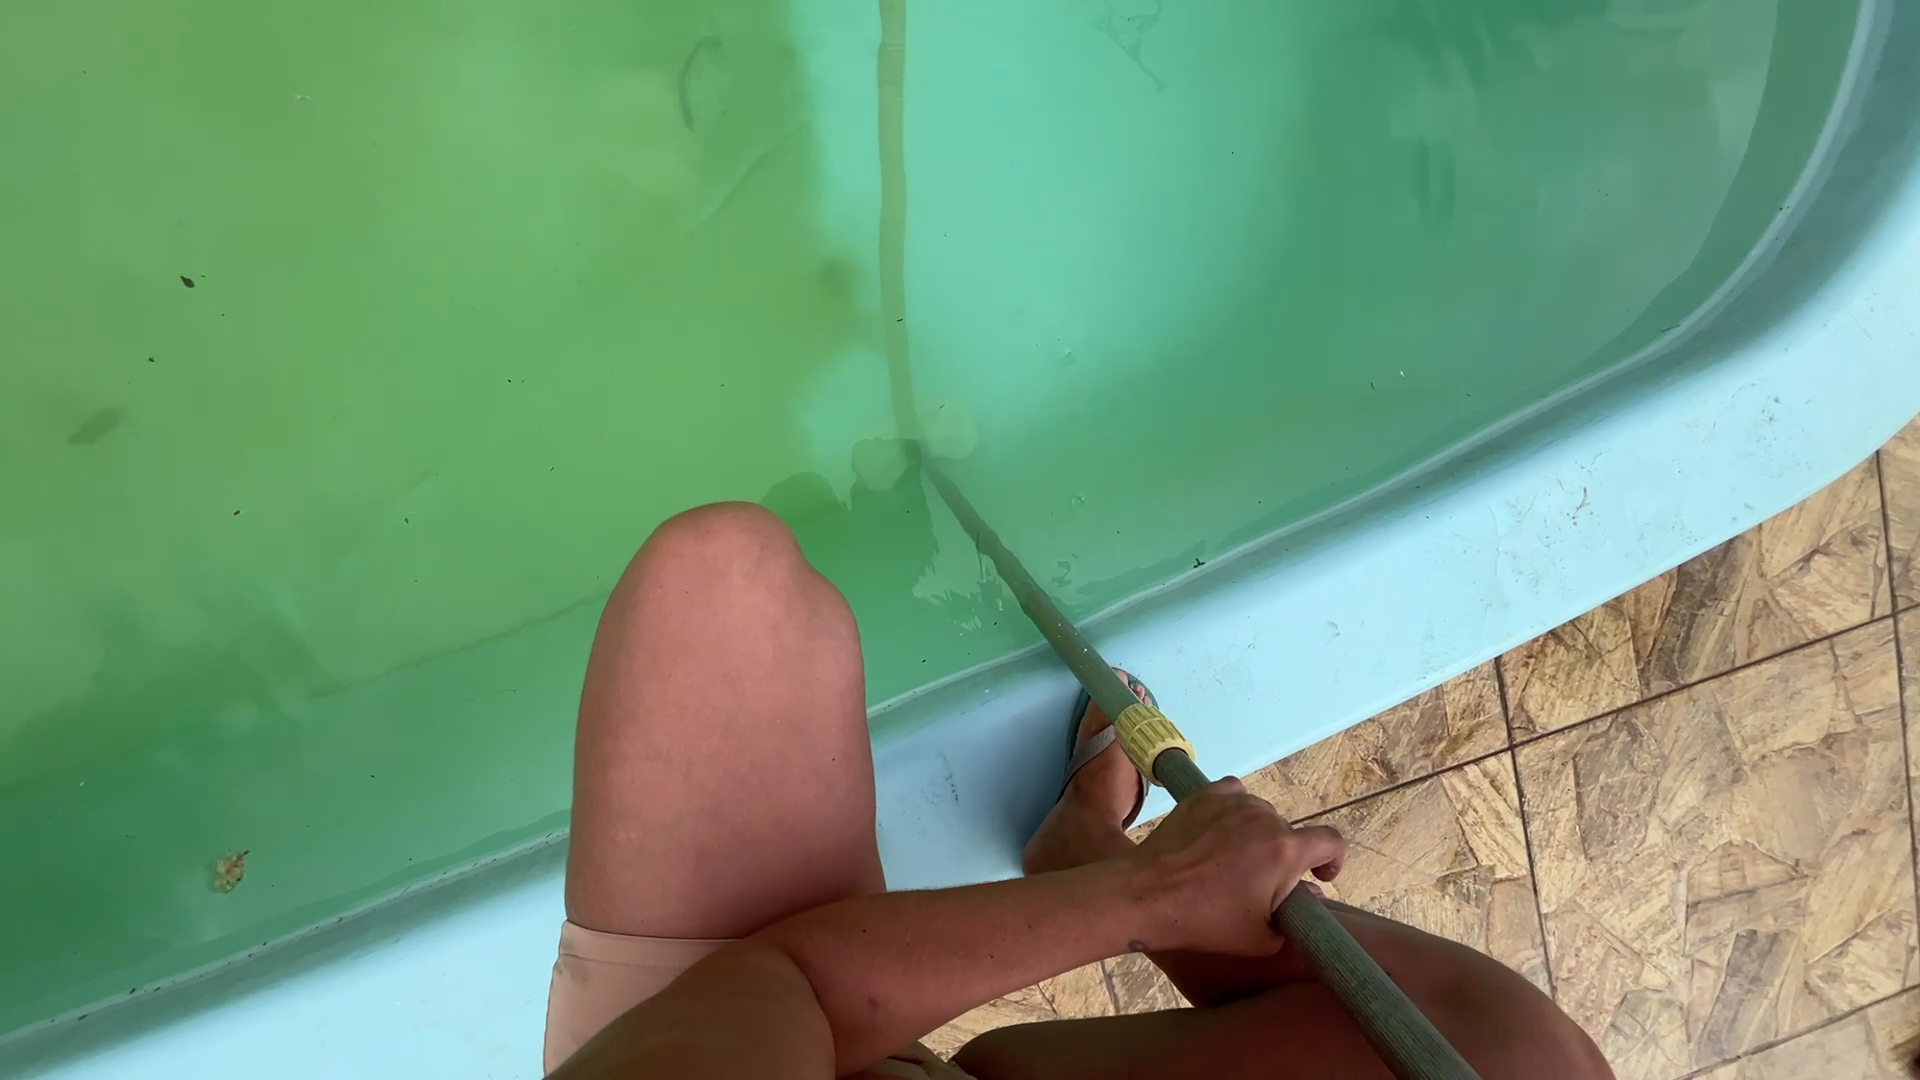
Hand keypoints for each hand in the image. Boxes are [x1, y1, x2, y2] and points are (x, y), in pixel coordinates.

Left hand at [1127, 778, 1343, 955]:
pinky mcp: (1203, 795)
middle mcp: (1263, 817)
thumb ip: (1297, 913)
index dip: (1332, 859)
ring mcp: (1231, 802)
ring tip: (1235, 858)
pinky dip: (1234, 808)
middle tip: (1261, 880)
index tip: (1318, 876)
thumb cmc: (1209, 921)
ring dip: (1257, 831)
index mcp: (1285, 850)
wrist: (1151, 893)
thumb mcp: (1264, 936)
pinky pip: (1232, 793)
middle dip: (1285, 854)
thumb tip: (1307, 891)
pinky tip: (1221, 828)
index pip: (1331, 840)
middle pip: (1289, 830)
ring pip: (1260, 812)